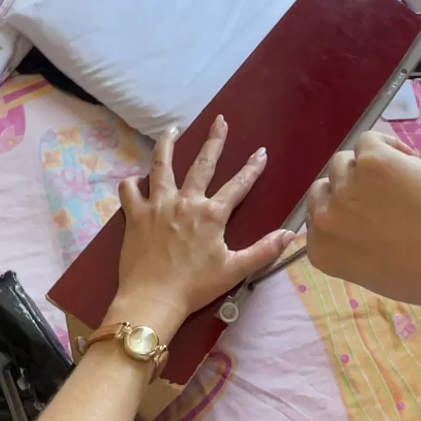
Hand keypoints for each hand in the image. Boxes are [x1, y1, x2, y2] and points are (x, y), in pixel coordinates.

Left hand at [110, 116, 291, 331]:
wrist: (153, 298)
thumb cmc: (195, 287)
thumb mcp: (235, 270)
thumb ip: (264, 250)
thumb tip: (291, 234)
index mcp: (212, 214)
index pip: (238, 184)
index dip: (252, 168)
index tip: (261, 152)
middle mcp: (186, 202)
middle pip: (202, 164)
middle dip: (214, 141)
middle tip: (219, 121)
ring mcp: (158, 205)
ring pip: (161, 166)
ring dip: (167, 145)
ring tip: (172, 130)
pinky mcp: (135, 215)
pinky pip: (130, 191)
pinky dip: (132, 183)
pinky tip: (135, 179)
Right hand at [305, 131, 420, 314]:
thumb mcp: (372, 270)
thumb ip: (351, 241)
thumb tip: (353, 207)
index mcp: (322, 251)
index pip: (316, 215)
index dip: (344, 209)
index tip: (371, 214)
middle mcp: (325, 219)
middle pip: (326, 184)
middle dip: (353, 188)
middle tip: (389, 197)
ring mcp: (345, 188)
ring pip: (346, 160)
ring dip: (371, 167)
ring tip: (406, 183)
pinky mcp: (373, 162)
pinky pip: (369, 139)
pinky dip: (391, 146)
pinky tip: (413, 163)